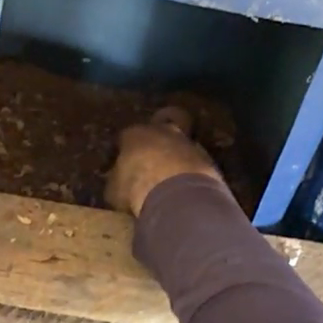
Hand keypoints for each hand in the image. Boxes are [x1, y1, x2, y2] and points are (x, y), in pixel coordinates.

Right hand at [105, 107, 224, 216]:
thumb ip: (117, 181)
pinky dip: (192, 170)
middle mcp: (162, 131)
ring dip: (177, 156)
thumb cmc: (136, 187)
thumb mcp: (115, 189)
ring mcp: (188, 142)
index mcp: (135, 134)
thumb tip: (118, 183)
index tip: (125, 162)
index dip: (126, 149)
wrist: (176, 193)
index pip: (127, 136)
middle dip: (158, 142)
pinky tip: (188, 186)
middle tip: (153, 160)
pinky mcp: (207, 158)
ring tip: (173, 178)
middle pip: (160, 128)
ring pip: (181, 143)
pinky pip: (196, 160)